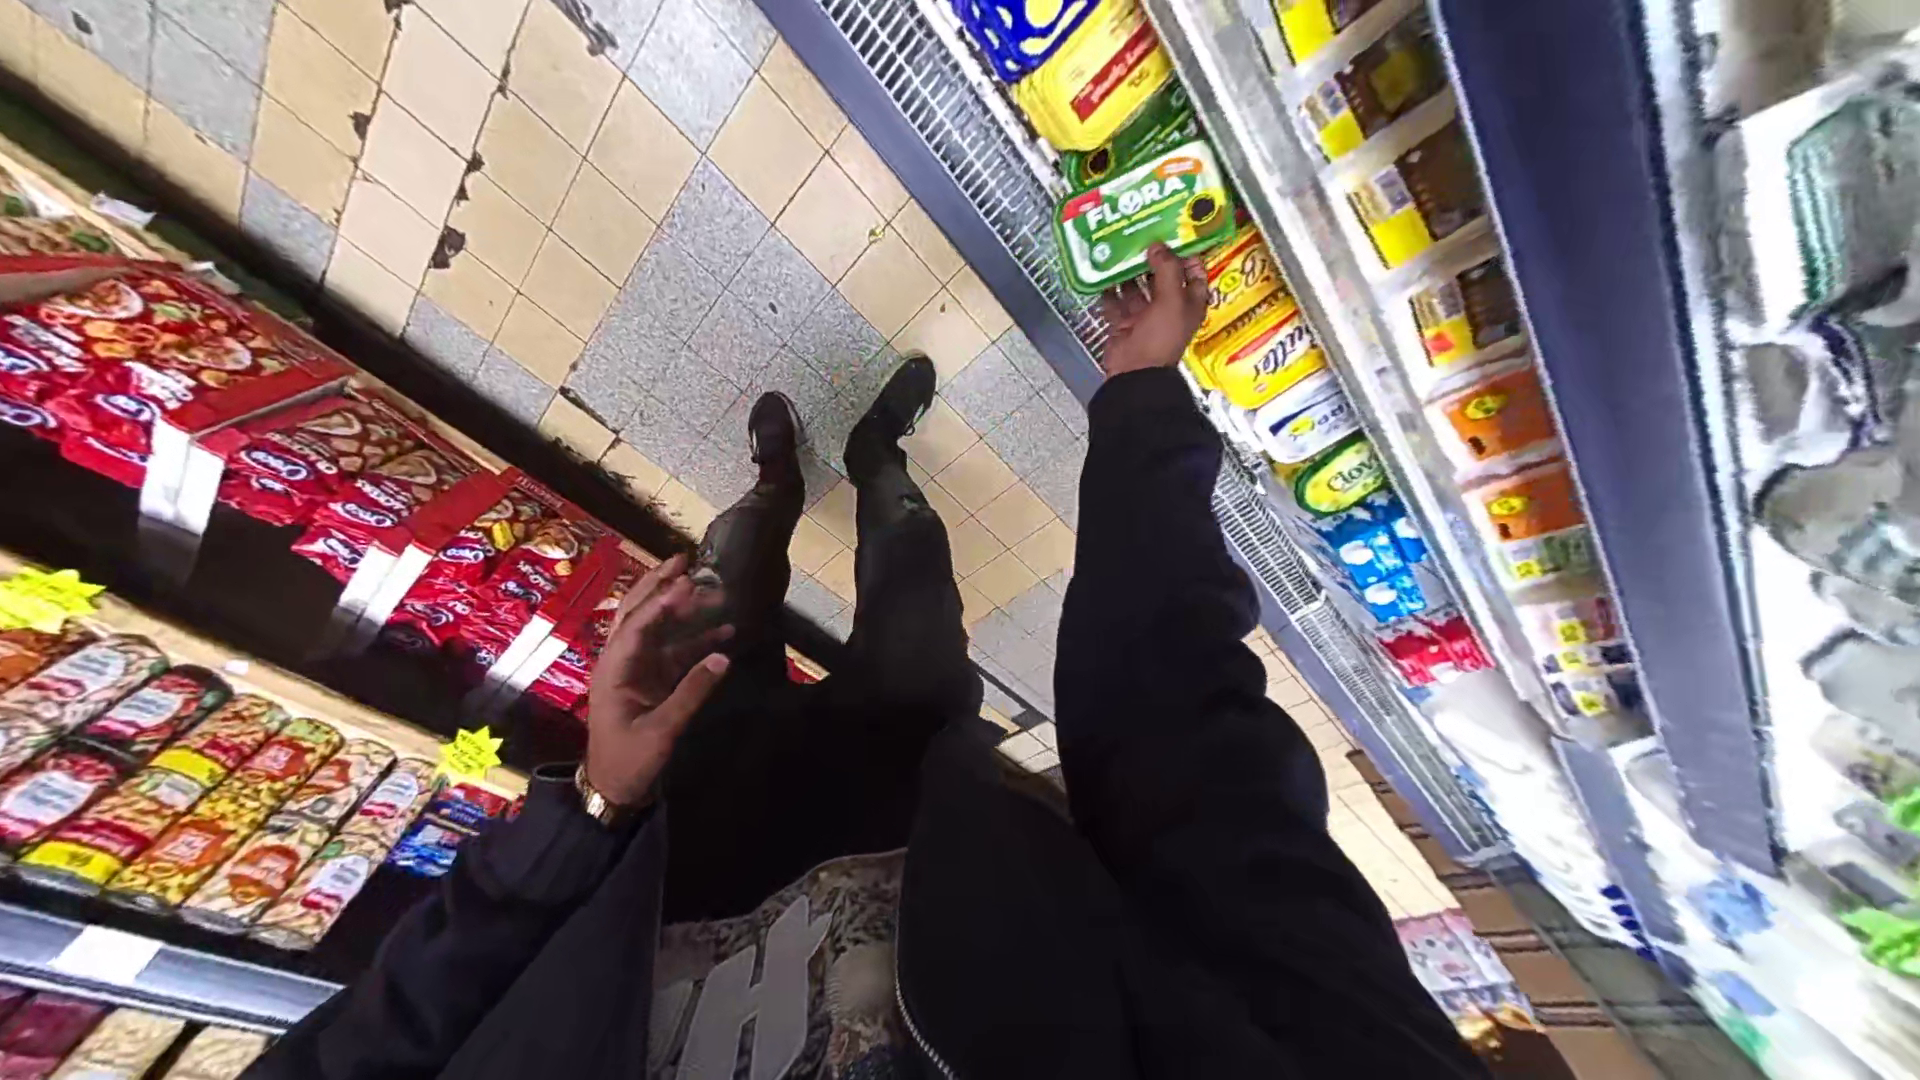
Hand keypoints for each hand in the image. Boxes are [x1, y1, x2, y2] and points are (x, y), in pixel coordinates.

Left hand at [584, 554, 733, 805]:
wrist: (614, 790)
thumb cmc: (629, 760)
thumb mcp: (661, 730)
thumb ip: (692, 691)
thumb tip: (723, 656)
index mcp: (614, 669)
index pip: (638, 625)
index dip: (662, 601)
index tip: (688, 581)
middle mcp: (624, 660)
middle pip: (639, 613)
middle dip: (660, 586)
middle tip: (685, 560)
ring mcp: (640, 669)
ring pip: (661, 628)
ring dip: (685, 609)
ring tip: (714, 592)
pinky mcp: (656, 680)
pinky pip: (678, 651)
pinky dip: (700, 639)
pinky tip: (726, 632)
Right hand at [1098, 243, 1209, 377]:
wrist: (1135, 372)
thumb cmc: (1161, 337)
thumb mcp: (1172, 298)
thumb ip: (1167, 269)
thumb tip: (1158, 246)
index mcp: (1189, 302)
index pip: (1193, 271)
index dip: (1186, 252)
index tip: (1173, 233)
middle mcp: (1168, 307)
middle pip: (1162, 277)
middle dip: (1152, 258)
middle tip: (1140, 235)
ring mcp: (1144, 316)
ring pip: (1136, 288)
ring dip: (1129, 273)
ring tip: (1119, 251)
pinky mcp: (1123, 324)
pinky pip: (1115, 303)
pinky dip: (1109, 291)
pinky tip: (1103, 274)